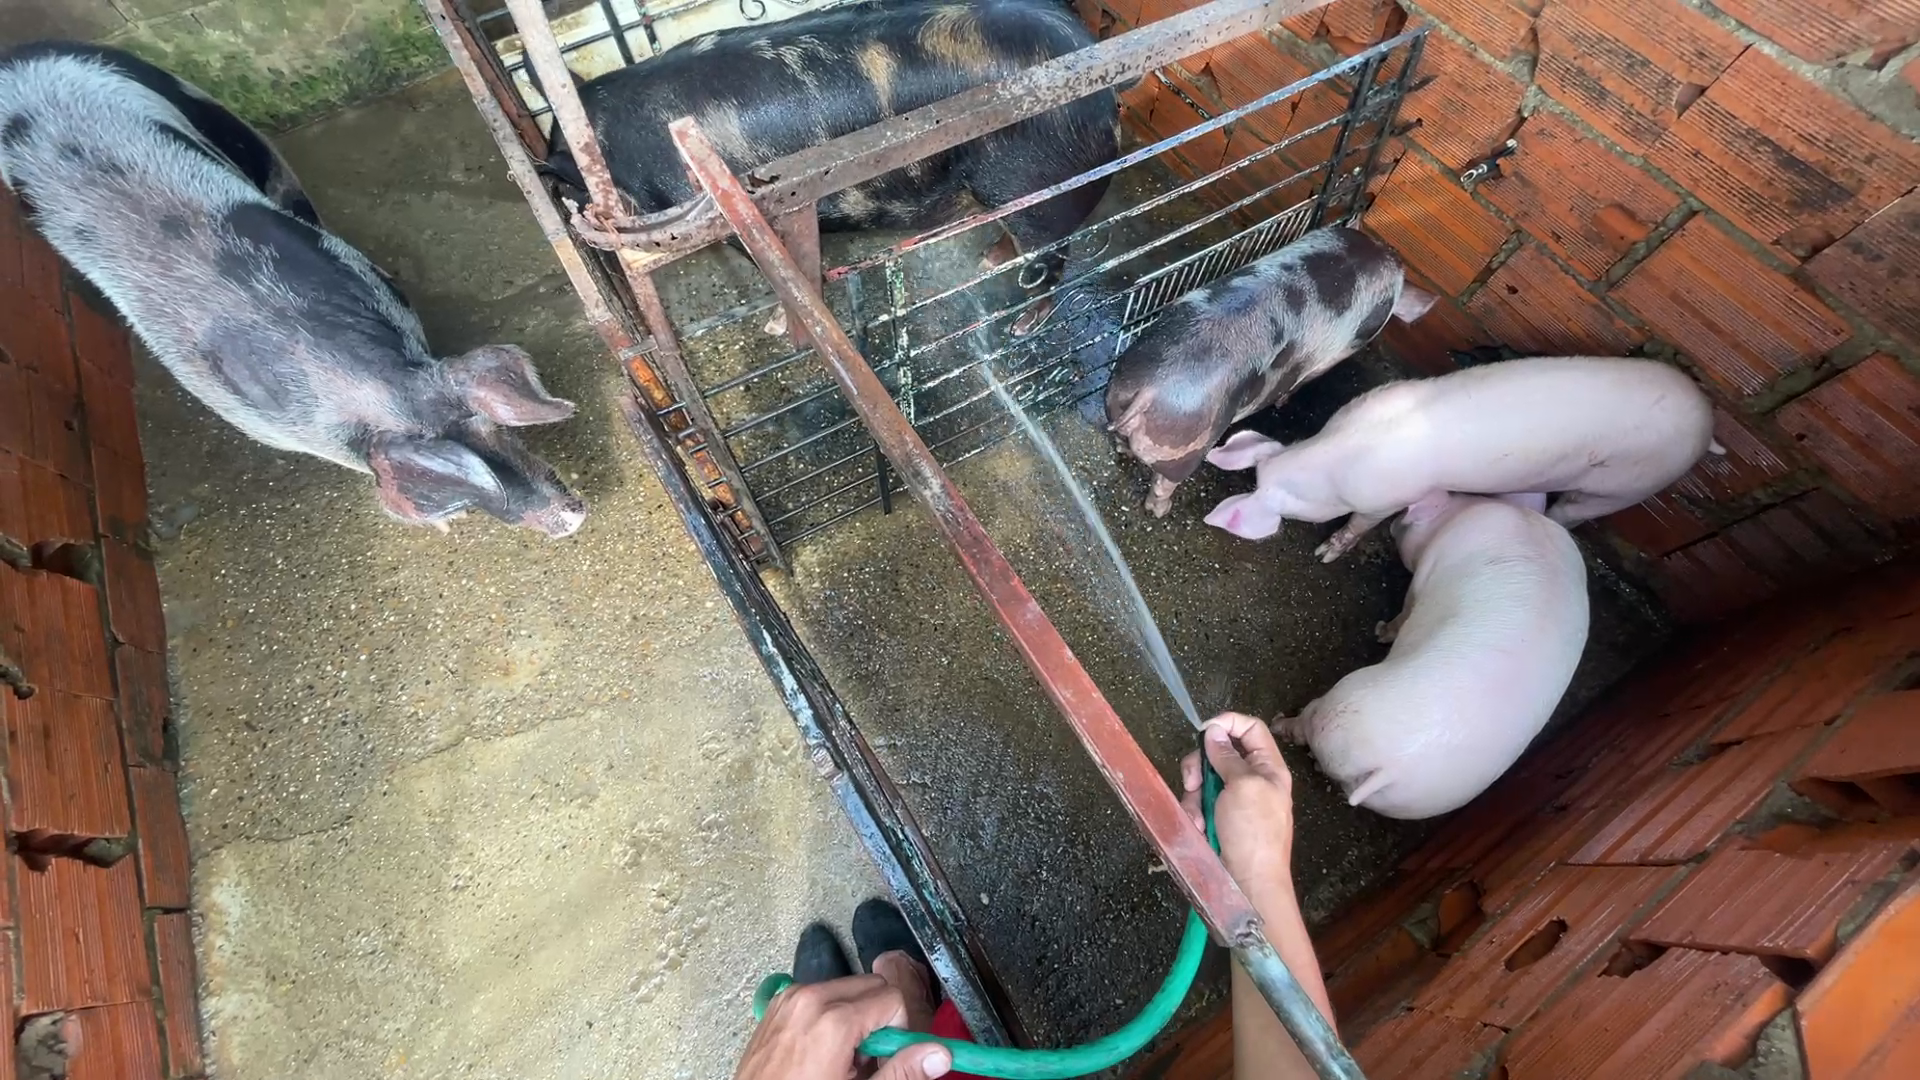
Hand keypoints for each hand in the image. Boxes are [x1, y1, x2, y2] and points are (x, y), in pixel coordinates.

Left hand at [733, 975, 951, 1079]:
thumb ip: (901, 1071)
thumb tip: (940, 1053)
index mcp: (834, 1020)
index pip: (891, 998)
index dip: (897, 1030)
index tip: (884, 1059)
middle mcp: (811, 997)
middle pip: (871, 985)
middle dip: (878, 1019)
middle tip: (864, 1062)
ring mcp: (791, 996)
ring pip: (847, 987)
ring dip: (854, 1015)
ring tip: (840, 1059)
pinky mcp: (778, 1001)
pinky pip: (820, 992)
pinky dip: (829, 1012)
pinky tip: (819, 1049)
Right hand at [1180, 713, 1297, 893]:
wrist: (1249, 884)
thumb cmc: (1254, 832)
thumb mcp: (1243, 786)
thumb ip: (1227, 755)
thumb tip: (1213, 730)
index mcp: (1268, 767)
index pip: (1250, 728)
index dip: (1227, 723)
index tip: (1203, 732)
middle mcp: (1251, 779)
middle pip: (1218, 751)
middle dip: (1200, 765)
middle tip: (1194, 781)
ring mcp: (1233, 799)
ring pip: (1203, 777)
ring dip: (1194, 794)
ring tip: (1199, 817)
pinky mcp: (1217, 816)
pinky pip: (1197, 801)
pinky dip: (1194, 813)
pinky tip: (1198, 828)